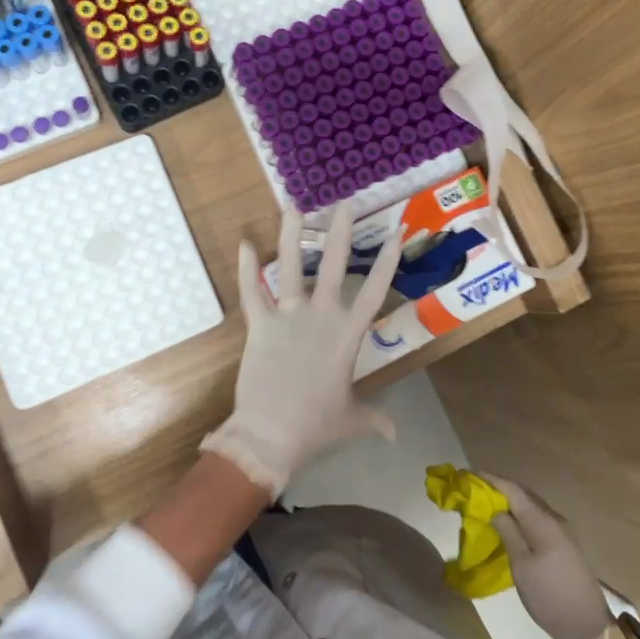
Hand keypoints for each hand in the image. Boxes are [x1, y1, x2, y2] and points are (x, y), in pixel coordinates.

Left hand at [200, 206, 403, 494]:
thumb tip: (394, 434)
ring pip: (290, 266)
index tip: (395, 233)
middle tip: (345, 202)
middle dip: (340, 231)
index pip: (375, 292)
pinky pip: (251, 292)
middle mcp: (321, 316)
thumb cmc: (315, 427)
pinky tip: (244, 243)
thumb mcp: (351, 422)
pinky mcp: (259, 325)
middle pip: (333, 265)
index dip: (387, 262)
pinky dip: (245, 268)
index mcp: (348, 335)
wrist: (270, 436)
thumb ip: (374, 419)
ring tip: (293, 205)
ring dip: (291, 235)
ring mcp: (288, 317)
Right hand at [486, 476, 613, 638]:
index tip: (467, 475)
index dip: (490, 480)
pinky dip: (519, 515)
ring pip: (530, 506)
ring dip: (509, 502)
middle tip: (473, 490)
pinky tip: (508, 524)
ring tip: (486, 505)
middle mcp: (554, 519)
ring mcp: (562, 531)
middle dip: (498, 488)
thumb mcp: (522, 565)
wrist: (587, 626)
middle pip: (523, 494)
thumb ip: (507, 532)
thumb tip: (494, 508)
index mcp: (543, 521)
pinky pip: (536, 519)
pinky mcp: (563, 544)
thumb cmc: (550, 595)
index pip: (513, 490)